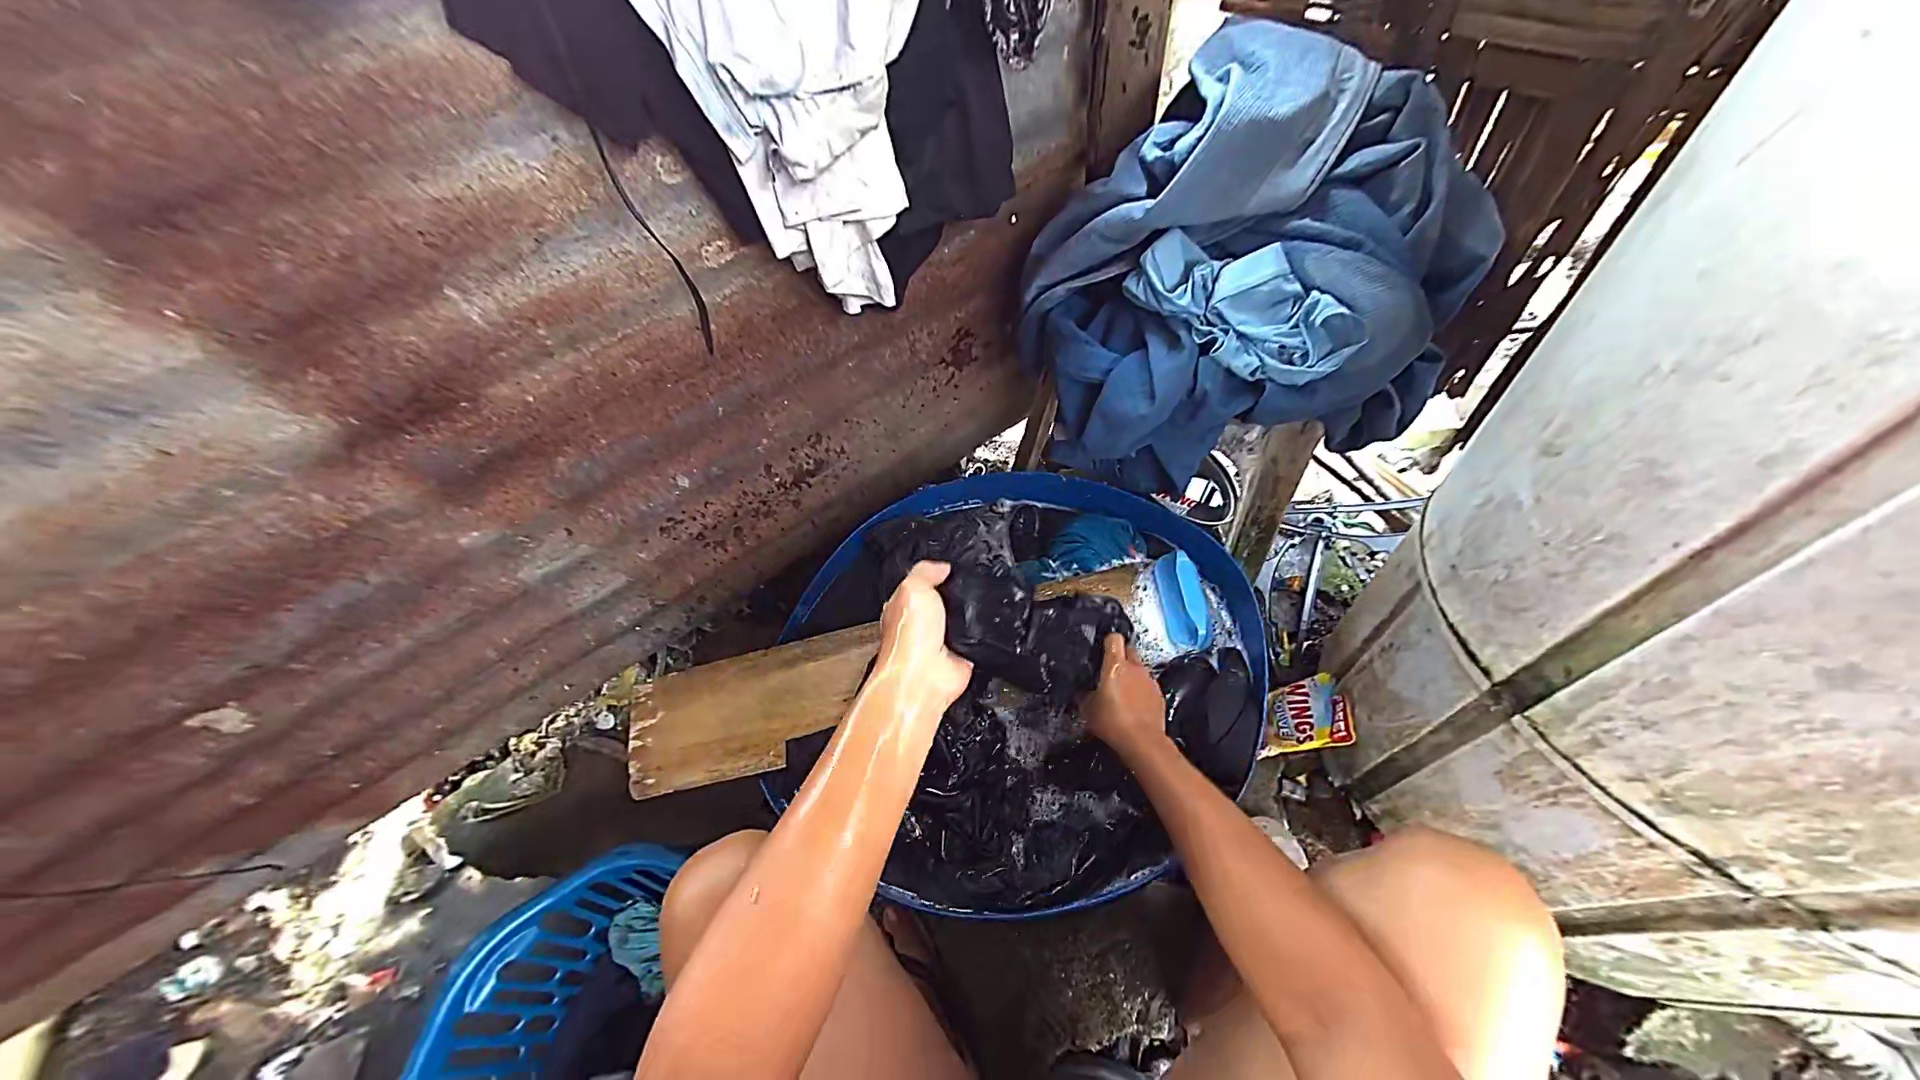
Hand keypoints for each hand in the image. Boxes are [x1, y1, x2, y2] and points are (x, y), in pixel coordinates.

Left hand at [874, 561, 972, 715]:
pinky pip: (976, 636)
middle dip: (956, 595)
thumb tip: (942, 566)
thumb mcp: (913, 587)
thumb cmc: (907, 638)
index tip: (949, 567)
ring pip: (963, 617)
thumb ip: (926, 571)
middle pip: (946, 600)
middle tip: (962, 591)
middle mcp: (922, 624)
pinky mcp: (961, 653)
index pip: (922, 583)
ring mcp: (942, 640)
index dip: (936, 575)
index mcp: (905, 605)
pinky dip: (979, 633)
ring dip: (969, 615)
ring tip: (969, 611)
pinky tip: (976, 630)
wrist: (923, 674)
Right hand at [1084, 633, 1167, 757]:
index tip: (1102, 648)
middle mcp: (1135, 668)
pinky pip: (1147, 685)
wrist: (1142, 742)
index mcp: (1115, 665)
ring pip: (1139, 669)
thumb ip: (1084, 695)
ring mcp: (1149, 681)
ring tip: (1121, 692)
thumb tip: (1082, 692)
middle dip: (1120, 656)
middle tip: (1110, 670)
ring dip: (1131, 675)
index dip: (1107, 641)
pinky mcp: (1158, 695)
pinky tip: (1133, 705)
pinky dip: (1141, 690)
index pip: (1114, 638)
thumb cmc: (1113, 723)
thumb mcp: (1087, 709)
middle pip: (1129, 650)